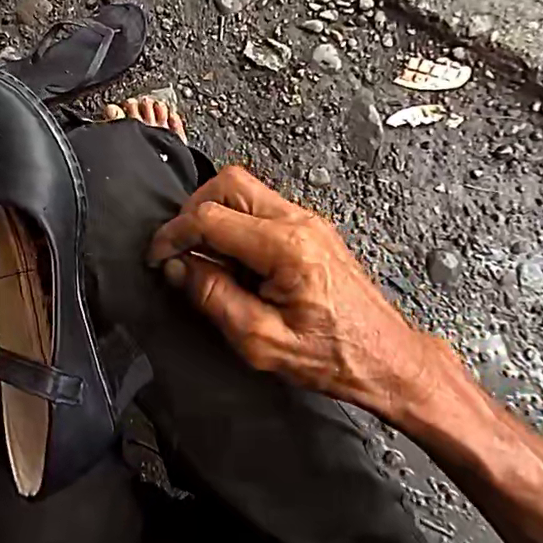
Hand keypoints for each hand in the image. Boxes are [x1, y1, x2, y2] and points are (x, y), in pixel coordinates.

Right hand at [145, 166, 451, 420]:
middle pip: (228, 183)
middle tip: (179, 249)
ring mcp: (307, 223)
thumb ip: (213, 297)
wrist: (384, 359)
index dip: (173, 235)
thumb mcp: (259, 340)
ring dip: (213, 216)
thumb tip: (180, 268)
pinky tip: (232, 263)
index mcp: (287, 248)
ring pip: (244, 190)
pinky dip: (233, 226)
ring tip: (205, 259)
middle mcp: (299, 224)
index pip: (211, 217)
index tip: (159, 257)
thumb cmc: (333, 356)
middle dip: (192, 211)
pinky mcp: (309, 231)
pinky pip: (259, 209)